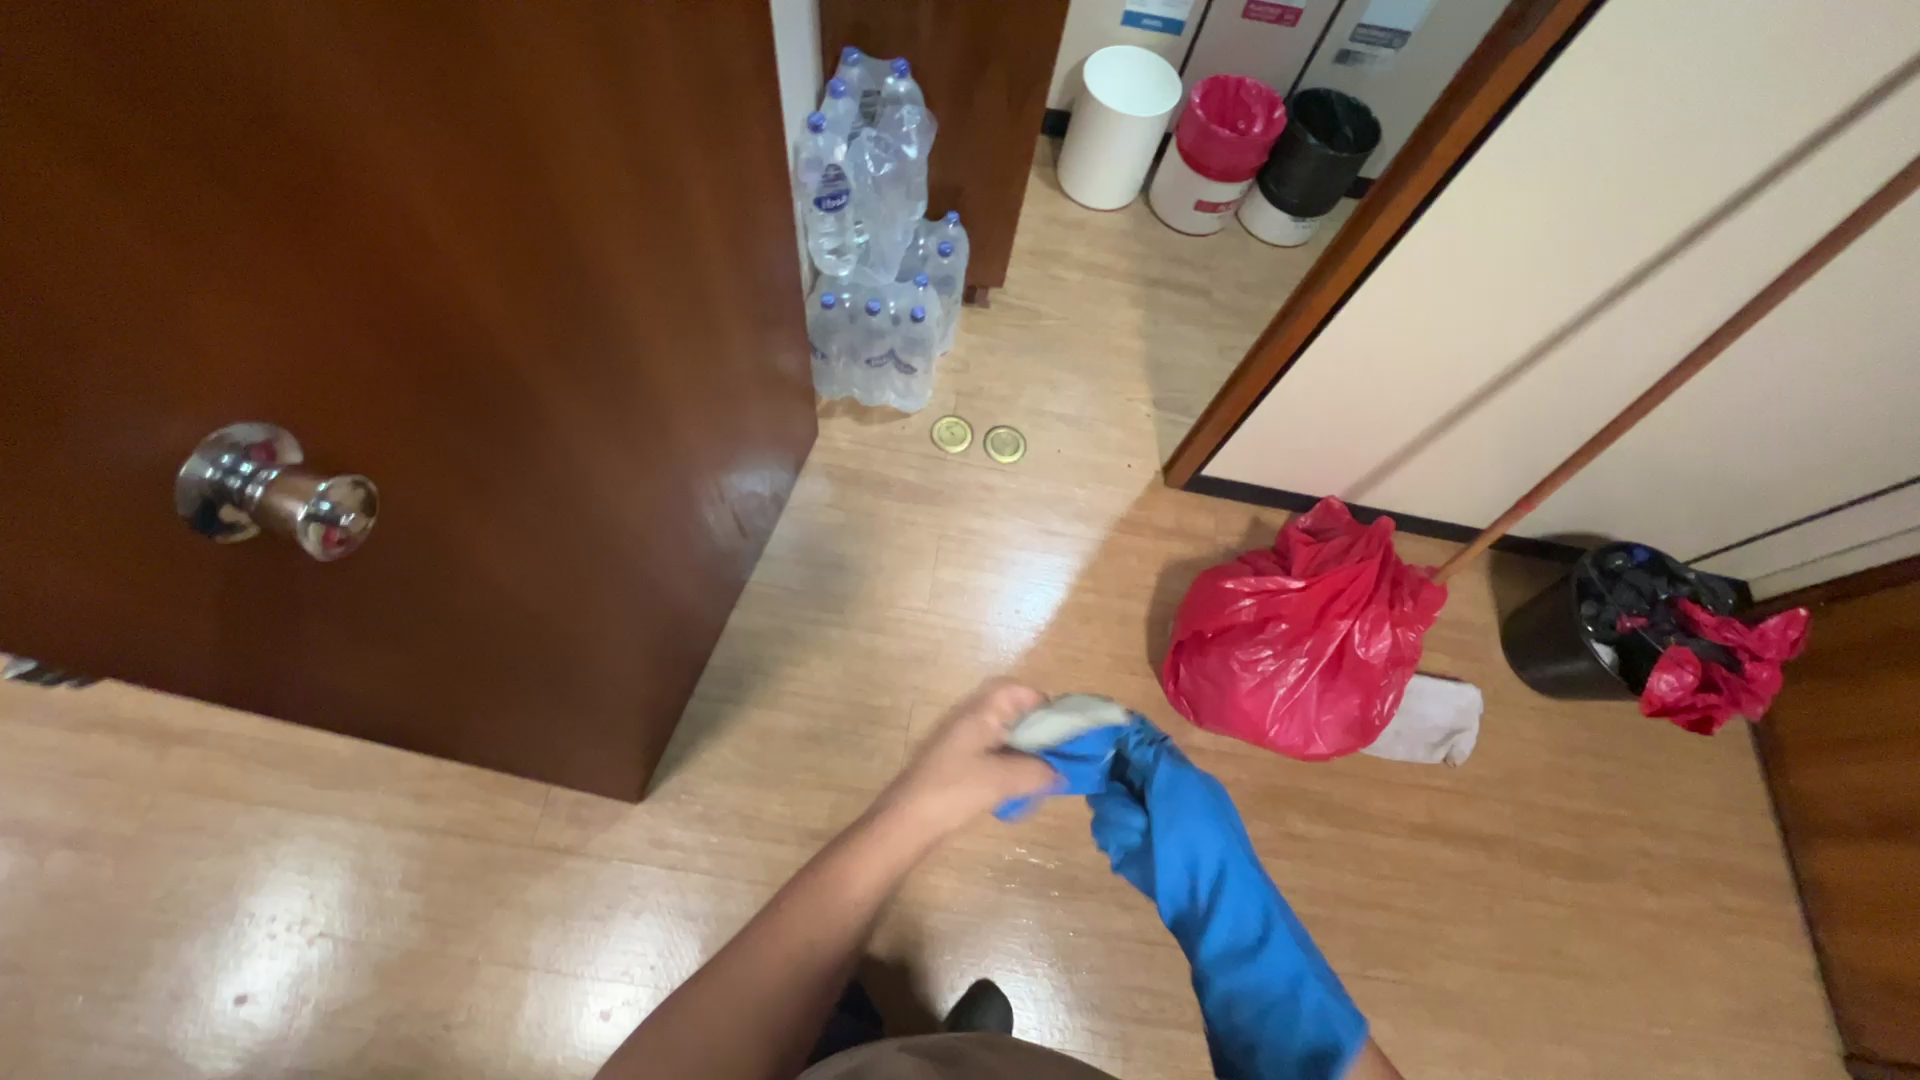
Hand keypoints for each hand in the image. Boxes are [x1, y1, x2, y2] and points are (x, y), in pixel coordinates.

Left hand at [873, 679, 1060, 839]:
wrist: (906, 820)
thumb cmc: (954, 790)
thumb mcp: (1003, 780)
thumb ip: (1037, 772)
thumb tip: (1060, 772)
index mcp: (979, 712)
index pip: (1015, 689)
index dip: (1041, 703)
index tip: (1061, 730)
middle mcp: (968, 717)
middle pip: (1009, 708)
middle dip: (1035, 728)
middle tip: (1055, 753)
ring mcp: (958, 738)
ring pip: (999, 731)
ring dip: (1022, 748)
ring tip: (1041, 772)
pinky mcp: (954, 760)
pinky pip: (989, 750)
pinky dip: (1007, 762)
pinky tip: (1016, 787)